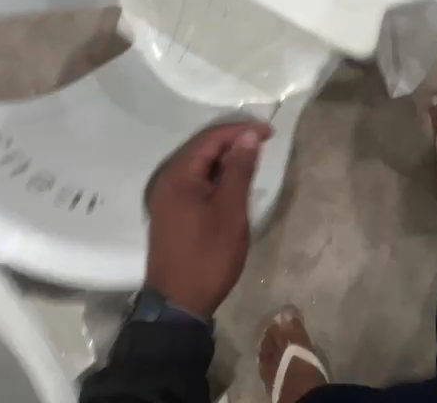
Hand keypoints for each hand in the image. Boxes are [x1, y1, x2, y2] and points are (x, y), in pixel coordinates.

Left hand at [145, 121, 272, 318]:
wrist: (179, 306)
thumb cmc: (208, 255)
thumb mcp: (230, 210)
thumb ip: (239, 169)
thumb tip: (249, 136)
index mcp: (178, 174)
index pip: (212, 137)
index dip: (241, 130)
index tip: (270, 133)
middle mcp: (167, 179)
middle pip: (203, 148)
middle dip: (233, 141)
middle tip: (264, 144)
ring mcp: (167, 196)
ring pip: (200, 165)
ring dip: (225, 159)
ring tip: (253, 161)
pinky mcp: (171, 211)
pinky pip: (195, 181)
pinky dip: (215, 176)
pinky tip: (233, 183)